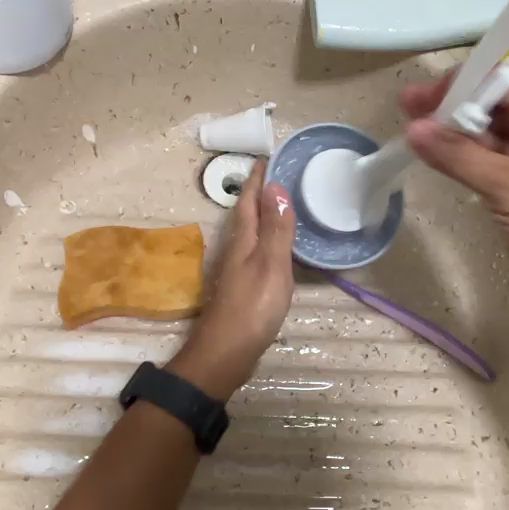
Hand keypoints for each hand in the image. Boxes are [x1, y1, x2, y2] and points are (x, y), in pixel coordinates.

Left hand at [171, 160, 296, 398]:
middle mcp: (237, 248)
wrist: (225, 353)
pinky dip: (268, 237)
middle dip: (262, 191)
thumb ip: (276, 228)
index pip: (250, 199)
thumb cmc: (252, 308)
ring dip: (265, 213)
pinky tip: (279, 245)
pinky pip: (258, 249)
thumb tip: (275, 187)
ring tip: (283, 201)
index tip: (269, 156)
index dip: (258, 178)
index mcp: (243, 239)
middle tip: (282, 173)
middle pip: (248, 212)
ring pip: (252, 231)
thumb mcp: (271, 265)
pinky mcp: (244, 286)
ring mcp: (239, 268)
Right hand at [403, 73, 508, 304]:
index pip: (502, 77)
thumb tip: (412, 130)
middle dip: (451, 102)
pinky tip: (436, 154)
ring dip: (454, 128)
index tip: (425, 99)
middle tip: (409, 109)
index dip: (462, 82)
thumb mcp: (507, 187)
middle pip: (493, 98)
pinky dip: (464, 152)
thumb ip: (458, 155)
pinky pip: (491, 153)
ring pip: (490, 126)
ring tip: (414, 130)